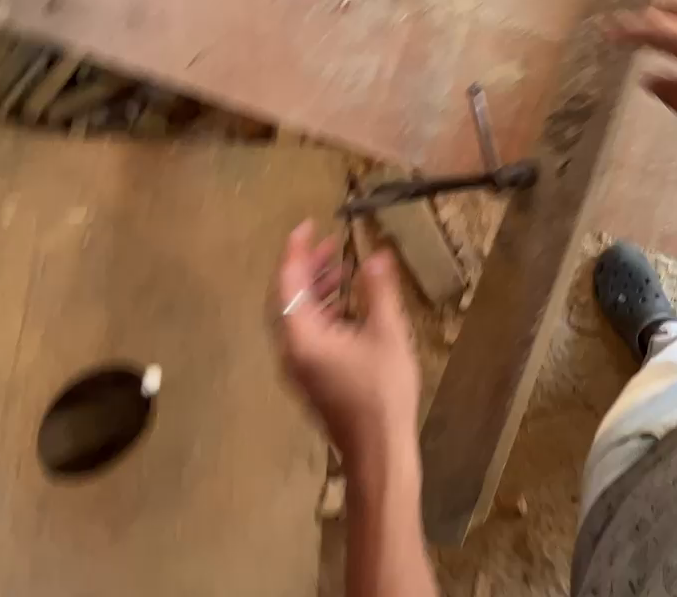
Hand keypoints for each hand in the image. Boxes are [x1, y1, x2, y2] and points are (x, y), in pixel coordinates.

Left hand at [275, 221, 420, 465]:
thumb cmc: (381, 391)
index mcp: (304, 338)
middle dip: (308, 266)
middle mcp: (293, 350)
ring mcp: (302, 367)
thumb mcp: (387, 334)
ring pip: (300, 316)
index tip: (308, 225)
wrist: (378, 451)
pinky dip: (324, 308)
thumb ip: (379, 291)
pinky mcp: (314, 377)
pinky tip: (350, 302)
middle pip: (290, 299)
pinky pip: (310, 331)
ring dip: (318, 287)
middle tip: (332, 241)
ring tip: (343, 265)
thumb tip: (376, 254)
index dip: (296, 252)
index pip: (289, 284)